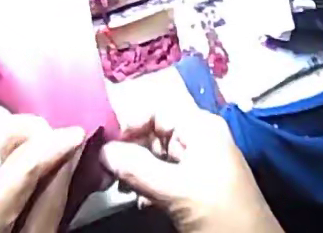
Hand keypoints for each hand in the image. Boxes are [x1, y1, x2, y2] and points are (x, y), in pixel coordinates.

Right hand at [100, 105, 280, 232]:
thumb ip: (139, 169)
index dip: (130, 122)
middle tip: (103, 169)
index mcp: (200, 127)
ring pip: (159, 155)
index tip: (103, 144)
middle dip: (130, 148)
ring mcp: (199, 162)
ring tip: (117, 187)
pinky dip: (150, 185)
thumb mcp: (177, 190)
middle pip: (156, 131)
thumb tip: (104, 150)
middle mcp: (199, 137)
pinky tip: (140, 202)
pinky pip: (166, 176)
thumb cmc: (220, 212)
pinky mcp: (196, 187)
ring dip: (137, 169)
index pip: (158, 109)